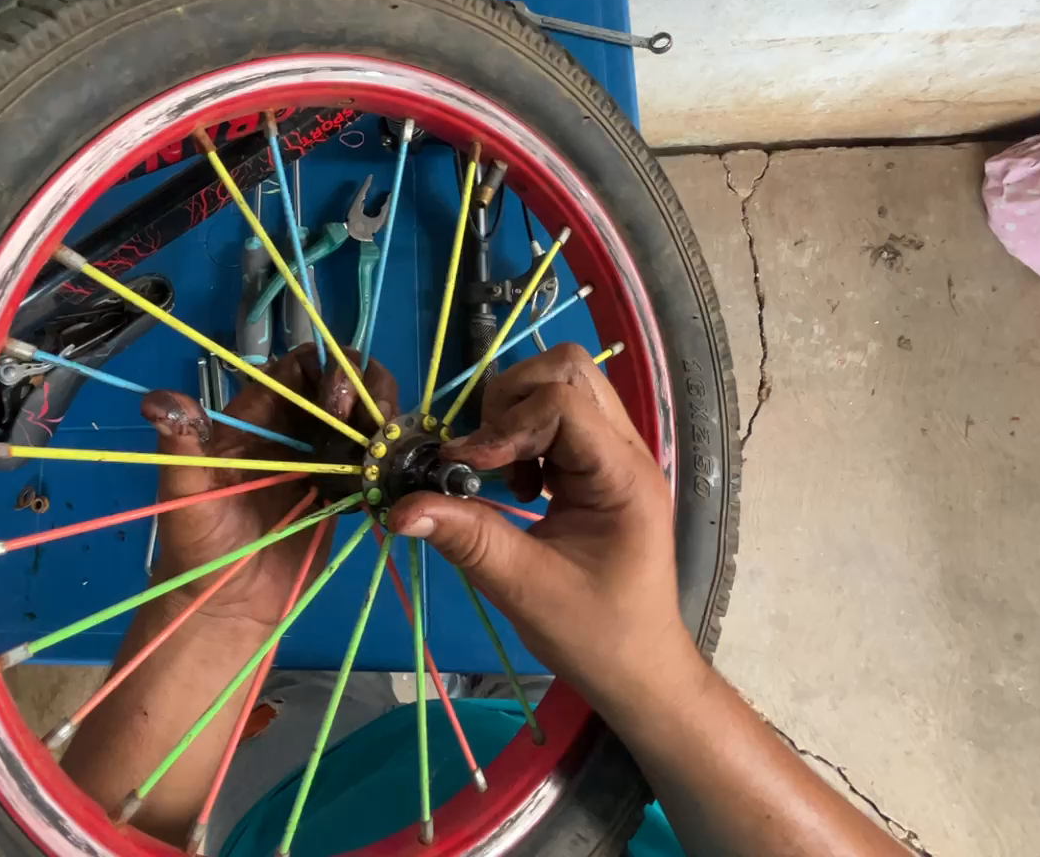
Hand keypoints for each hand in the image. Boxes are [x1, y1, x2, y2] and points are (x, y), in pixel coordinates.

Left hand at [140, 344, 395, 627]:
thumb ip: (180, 447)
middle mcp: (294, 427)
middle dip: (363, 385)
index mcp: (257, 415)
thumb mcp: (185, 495)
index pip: (298, 366)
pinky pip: (375, 454)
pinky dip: (389, 452)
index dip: (324, 368)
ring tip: (382, 444)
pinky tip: (389, 470)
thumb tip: (158, 399)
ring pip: (364, 411)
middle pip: (341, 378)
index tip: (335, 402)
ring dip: (381, 414)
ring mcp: (323, 456)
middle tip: (366, 423)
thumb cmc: (199, 548)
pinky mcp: (345, 488)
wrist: (229, 604)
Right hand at [386, 343, 695, 706]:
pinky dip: (521, 432)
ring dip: (514, 415)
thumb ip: (466, 538)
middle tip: (487, 456)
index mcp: (622, 476)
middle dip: (511, 400)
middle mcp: (625, 450)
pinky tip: (515, 481)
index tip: (467, 469)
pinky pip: (556, 413)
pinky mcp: (596, 463)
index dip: (505, 426)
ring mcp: (613, 453)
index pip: (563, 402)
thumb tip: (400, 508)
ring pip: (561, 382)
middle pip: (568, 369)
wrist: (639, 671)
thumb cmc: (595, 636)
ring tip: (501, 471)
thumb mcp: (523, 588)